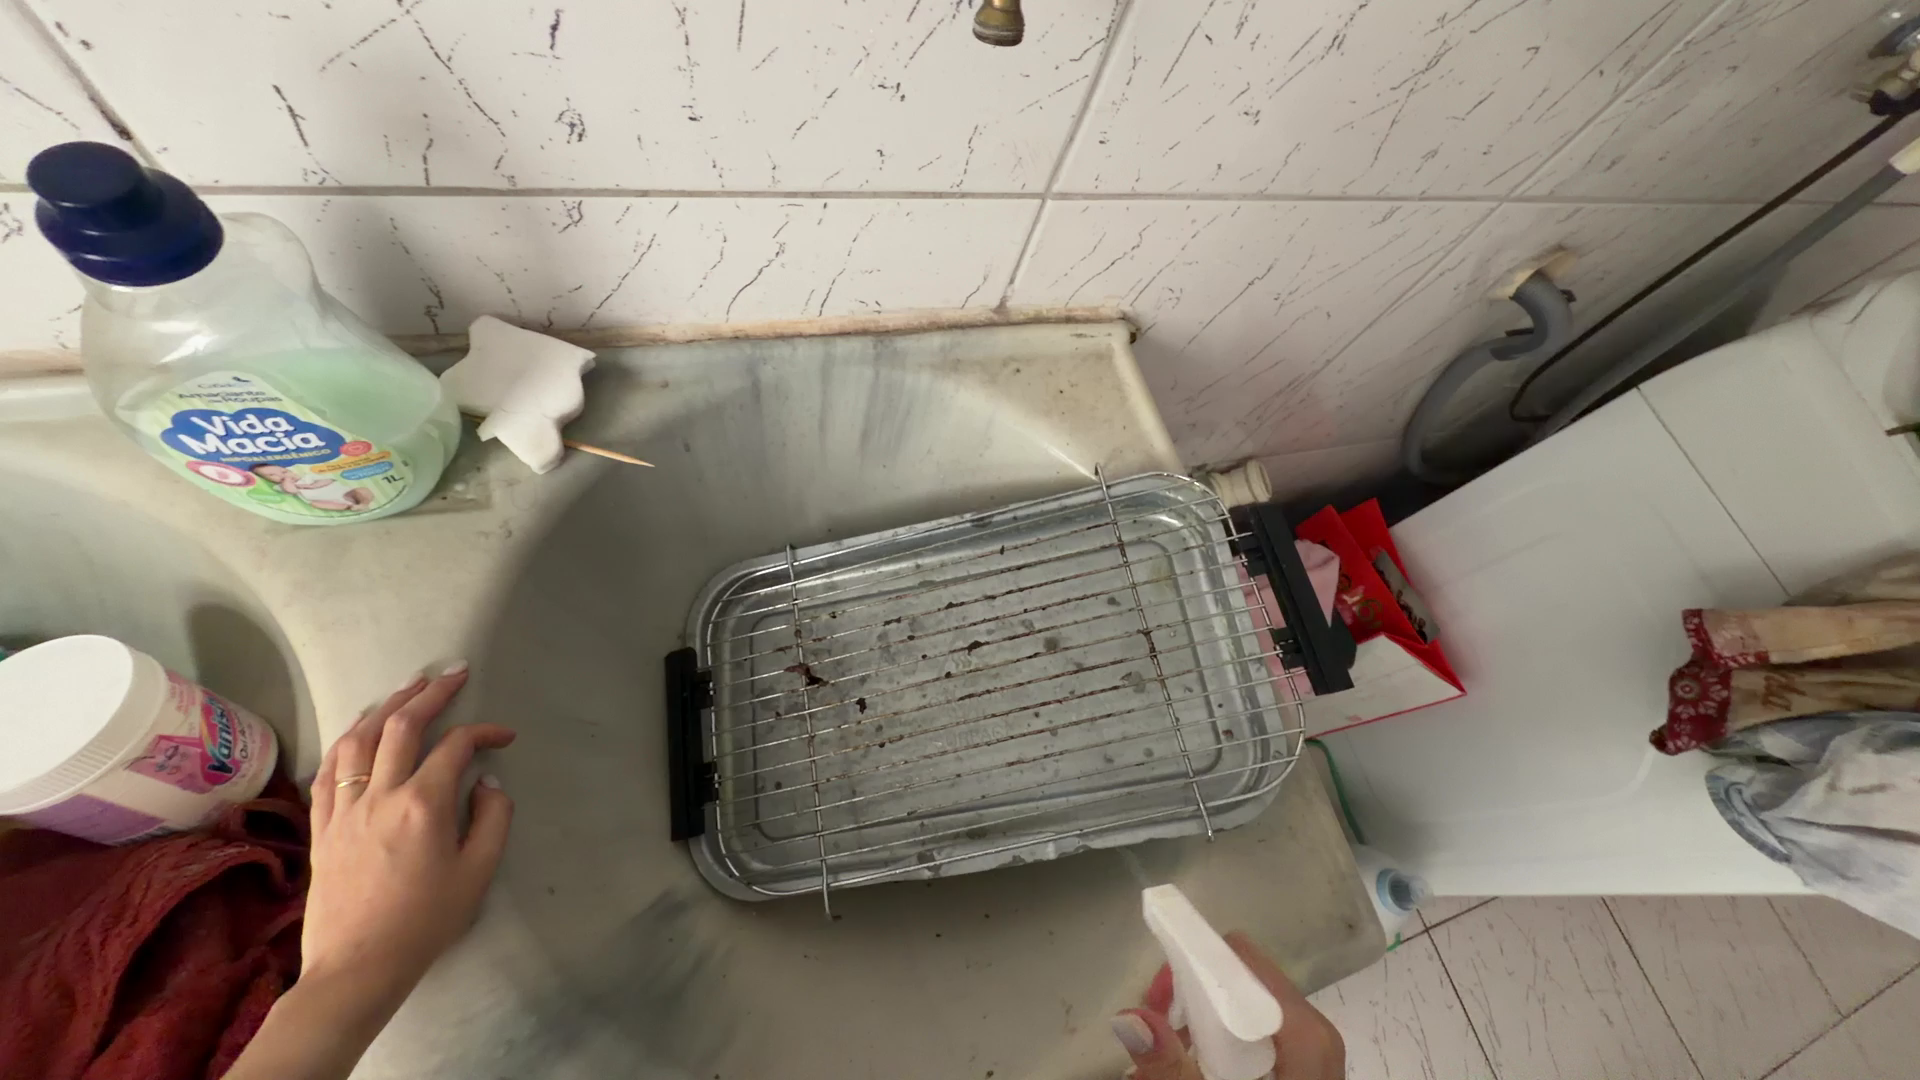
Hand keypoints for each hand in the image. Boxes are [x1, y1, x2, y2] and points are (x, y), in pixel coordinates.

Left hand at [226, 663, 514, 1079]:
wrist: (359, 966)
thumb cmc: (427, 919)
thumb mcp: (479, 870)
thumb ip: (492, 818)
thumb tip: (487, 783)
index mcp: (424, 804)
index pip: (457, 746)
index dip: (485, 731)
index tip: (505, 737)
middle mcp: (380, 795)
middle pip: (402, 725)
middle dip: (432, 693)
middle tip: (455, 673)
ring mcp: (344, 808)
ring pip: (358, 739)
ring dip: (386, 706)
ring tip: (408, 689)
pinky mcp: (322, 826)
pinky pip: (328, 770)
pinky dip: (347, 741)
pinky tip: (360, 731)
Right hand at [1110, 931, 1344, 1079]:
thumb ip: (1169, 1070)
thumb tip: (1129, 1017)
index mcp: (1304, 1038)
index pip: (1244, 964)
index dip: (1195, 969)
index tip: (1158, 998)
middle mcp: (1315, 1036)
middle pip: (1242, 981)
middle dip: (1191, 996)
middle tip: (1157, 1025)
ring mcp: (1313, 1054)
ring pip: (1245, 1006)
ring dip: (1201, 1019)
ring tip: (1171, 1054)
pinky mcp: (1304, 1071)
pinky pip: (1256, 1032)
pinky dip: (1221, 1041)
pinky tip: (1198, 1067)